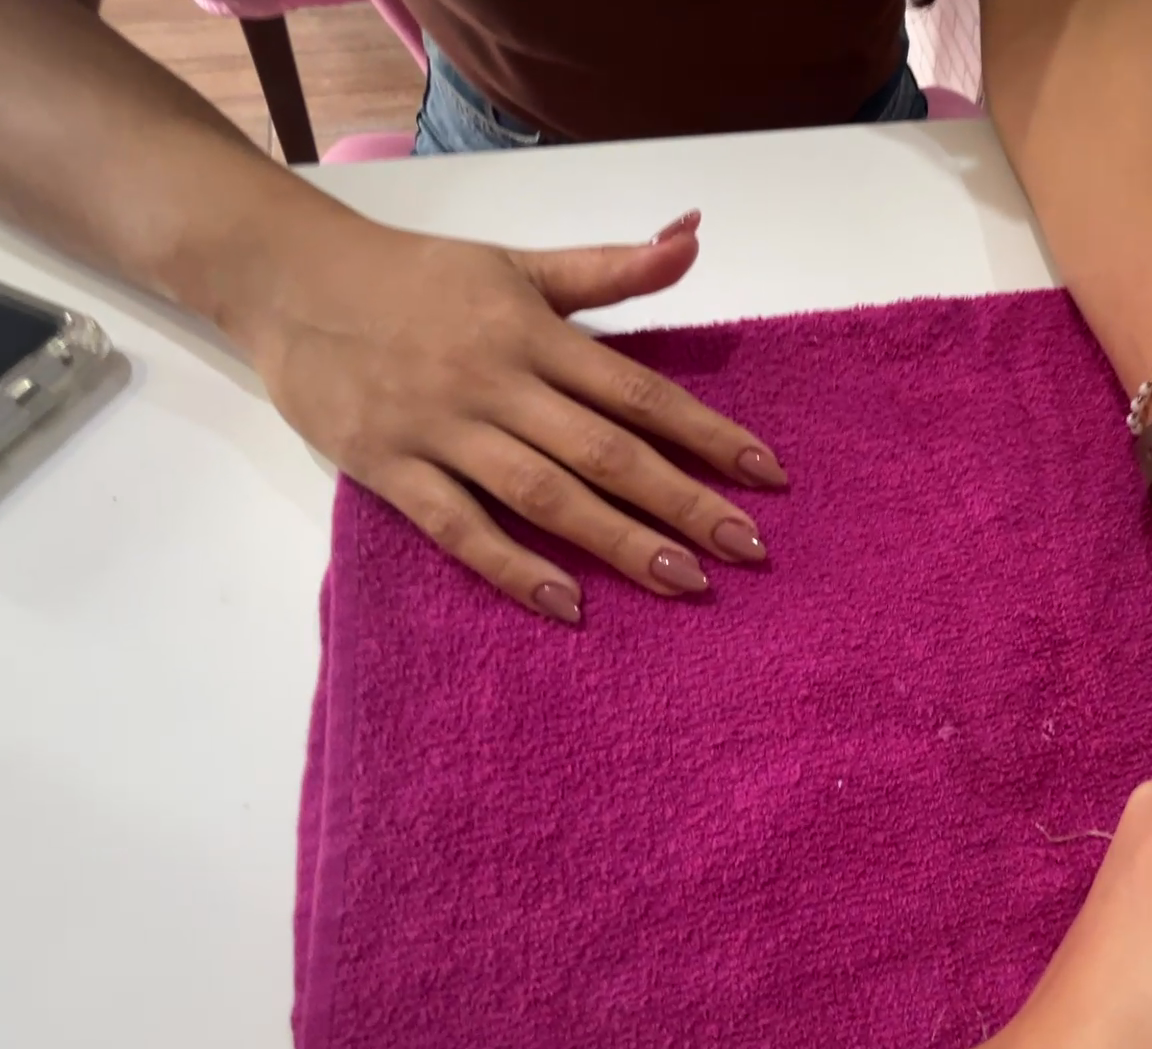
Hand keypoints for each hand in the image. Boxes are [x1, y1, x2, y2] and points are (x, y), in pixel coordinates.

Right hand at [224, 209, 784, 621]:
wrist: (281, 271)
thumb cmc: (425, 277)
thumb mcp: (525, 264)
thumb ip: (614, 268)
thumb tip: (694, 238)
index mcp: (539, 337)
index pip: (643, 394)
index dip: (711, 435)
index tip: (768, 474)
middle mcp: (498, 385)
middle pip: (608, 453)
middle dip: (684, 503)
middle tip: (748, 548)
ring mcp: (441, 430)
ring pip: (545, 496)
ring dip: (618, 543)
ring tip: (685, 581)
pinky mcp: (385, 468)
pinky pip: (456, 527)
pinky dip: (511, 568)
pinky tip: (568, 606)